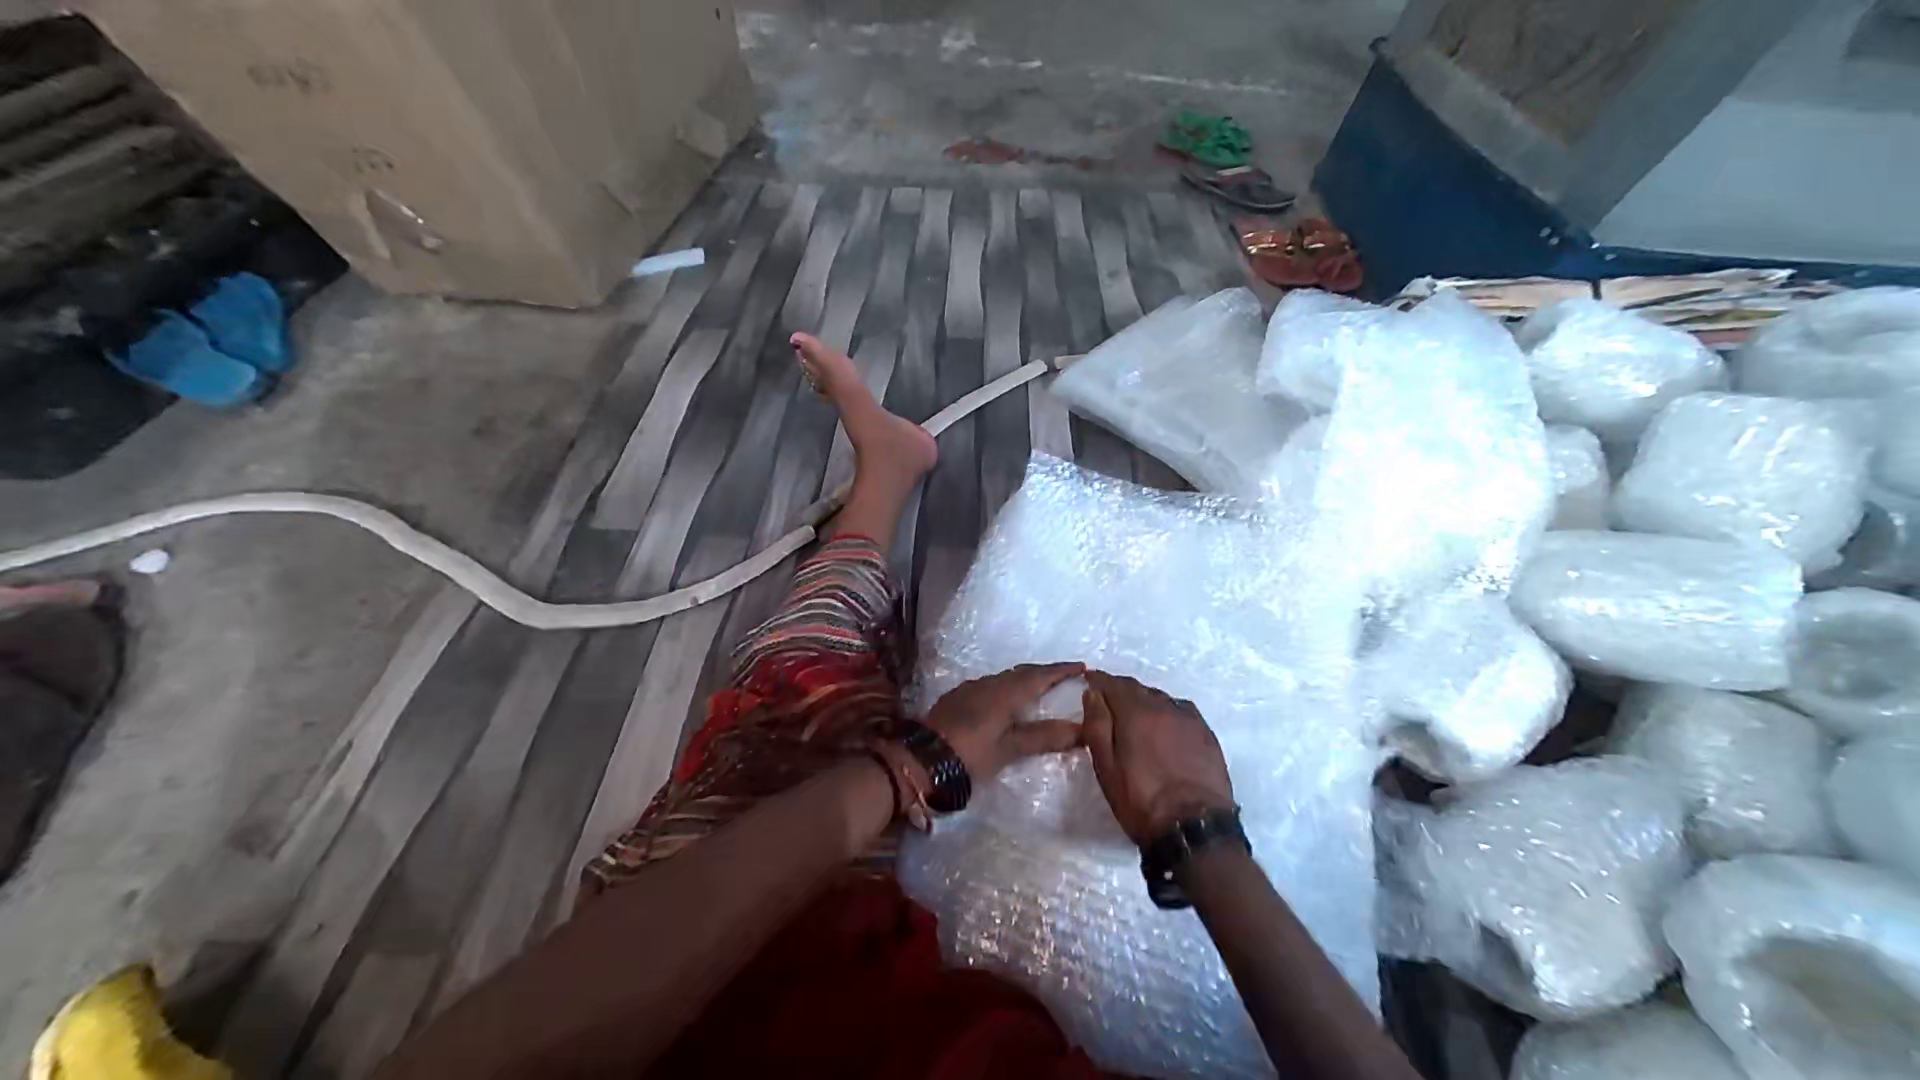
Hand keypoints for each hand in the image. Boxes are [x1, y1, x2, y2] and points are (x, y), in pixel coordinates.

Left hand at [925, 662, 1086, 781]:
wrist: (922, 757)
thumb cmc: (971, 753)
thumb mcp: (1010, 748)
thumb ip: (1044, 736)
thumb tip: (1082, 730)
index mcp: (1006, 692)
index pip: (1040, 675)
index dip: (1061, 670)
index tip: (1081, 667)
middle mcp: (989, 683)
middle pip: (1022, 673)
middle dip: (1044, 673)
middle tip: (1063, 677)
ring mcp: (970, 689)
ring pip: (1004, 679)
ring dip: (1022, 681)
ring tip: (1038, 690)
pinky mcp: (957, 698)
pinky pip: (989, 686)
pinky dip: (1005, 690)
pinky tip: (1004, 703)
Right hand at [1081, 671, 1234, 844]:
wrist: (1194, 828)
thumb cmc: (1141, 801)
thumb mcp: (1106, 767)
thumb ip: (1097, 725)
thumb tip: (1093, 693)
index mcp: (1136, 713)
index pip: (1113, 684)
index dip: (1099, 680)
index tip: (1089, 679)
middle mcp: (1164, 707)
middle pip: (1138, 689)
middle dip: (1121, 691)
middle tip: (1109, 701)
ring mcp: (1189, 720)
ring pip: (1161, 699)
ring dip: (1145, 701)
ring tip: (1136, 715)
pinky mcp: (1207, 734)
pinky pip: (1182, 711)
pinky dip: (1168, 712)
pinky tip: (1165, 725)